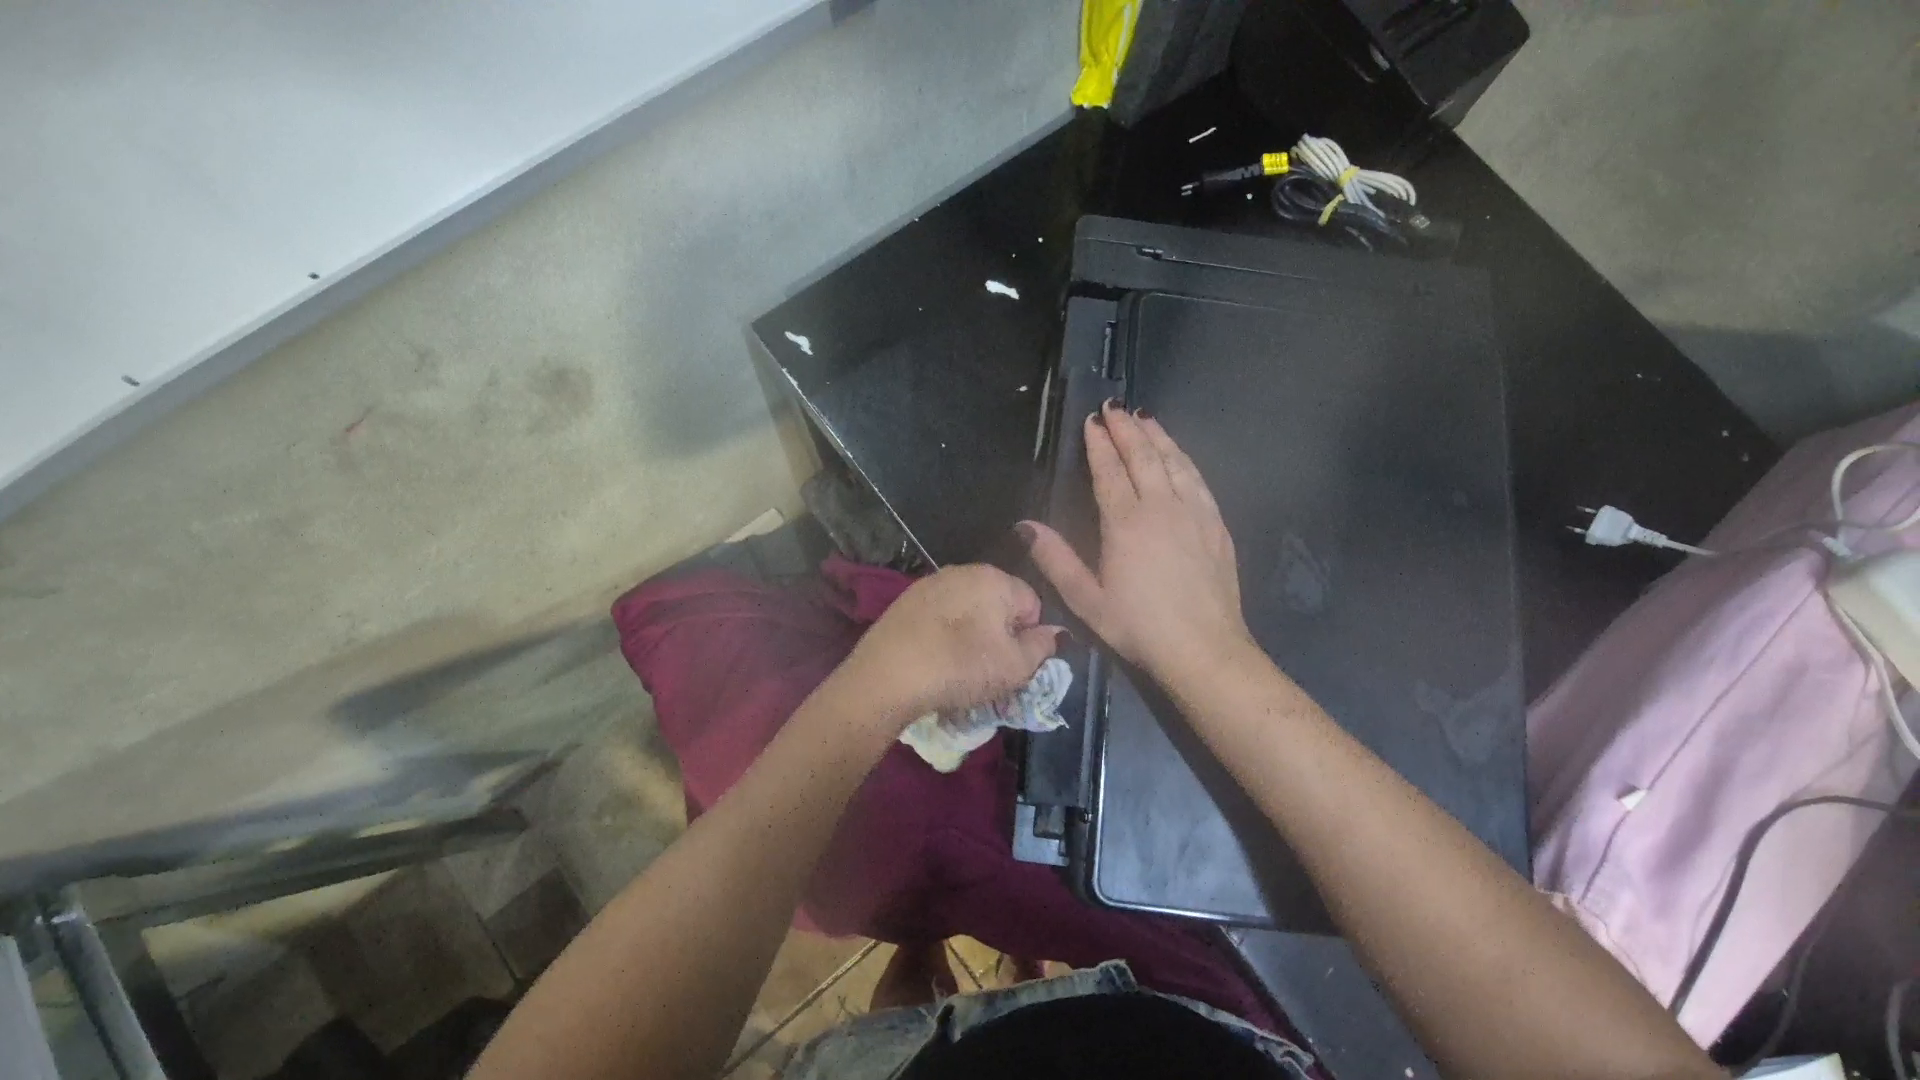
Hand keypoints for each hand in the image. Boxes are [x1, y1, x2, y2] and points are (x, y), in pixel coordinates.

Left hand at [839, 564, 1062, 725]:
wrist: (888, 676)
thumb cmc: (961, 668)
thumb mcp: (1015, 667)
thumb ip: (1043, 647)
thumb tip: (1056, 632)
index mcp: (996, 578)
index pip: (1032, 604)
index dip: (1028, 636)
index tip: (1013, 663)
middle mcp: (963, 570)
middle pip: (998, 603)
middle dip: (999, 633)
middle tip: (988, 668)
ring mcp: (930, 583)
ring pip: (967, 610)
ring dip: (970, 634)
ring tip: (958, 667)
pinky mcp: (905, 602)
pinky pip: (939, 617)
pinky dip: (942, 635)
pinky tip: (933, 659)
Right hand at [1021, 401, 1253, 683]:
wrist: (1204, 648)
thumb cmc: (1139, 627)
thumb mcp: (1087, 601)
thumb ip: (1056, 560)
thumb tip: (1025, 526)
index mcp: (1125, 523)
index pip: (1109, 471)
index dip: (1099, 444)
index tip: (1091, 421)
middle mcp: (1161, 508)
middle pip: (1143, 457)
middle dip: (1126, 429)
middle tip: (1114, 407)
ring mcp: (1194, 513)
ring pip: (1174, 462)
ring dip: (1158, 436)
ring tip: (1144, 417)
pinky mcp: (1217, 525)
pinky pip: (1198, 479)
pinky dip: (1184, 459)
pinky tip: (1179, 454)